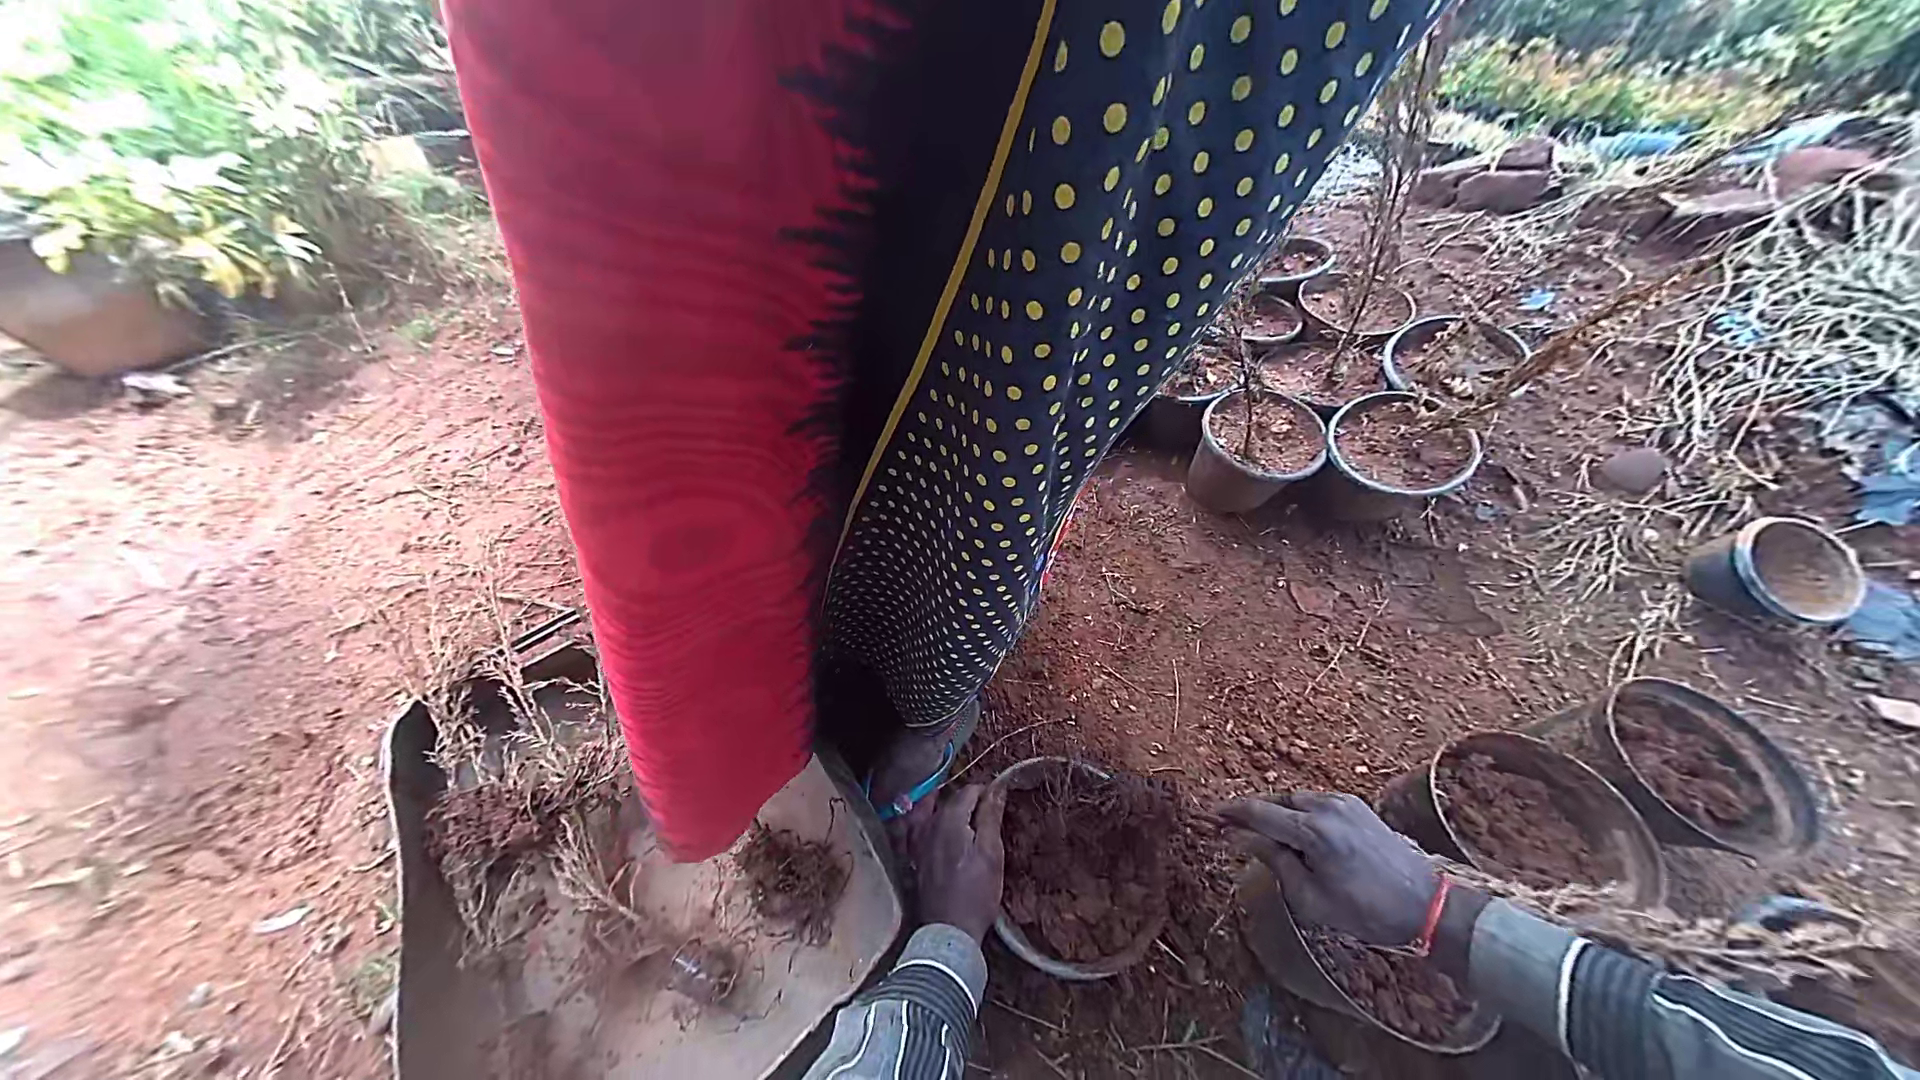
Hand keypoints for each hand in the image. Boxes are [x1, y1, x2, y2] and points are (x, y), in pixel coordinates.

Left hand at [907, 783, 1006, 941]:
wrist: (949, 932)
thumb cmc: (976, 894)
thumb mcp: (992, 853)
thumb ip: (991, 816)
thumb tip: (996, 787)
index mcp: (949, 819)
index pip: (968, 791)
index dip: (986, 792)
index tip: (998, 802)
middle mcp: (929, 824)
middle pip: (951, 799)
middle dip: (970, 801)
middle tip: (988, 813)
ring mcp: (918, 840)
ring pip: (934, 811)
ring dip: (950, 808)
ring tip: (967, 818)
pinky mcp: (914, 855)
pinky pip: (920, 827)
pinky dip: (930, 820)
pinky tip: (942, 828)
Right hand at [1218, 792, 1437, 946]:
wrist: (1433, 908)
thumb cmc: (1368, 911)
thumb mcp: (1312, 897)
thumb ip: (1273, 860)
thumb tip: (1239, 836)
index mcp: (1312, 831)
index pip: (1258, 812)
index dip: (1230, 813)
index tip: (1211, 815)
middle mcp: (1325, 806)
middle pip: (1275, 801)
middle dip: (1253, 813)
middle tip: (1235, 828)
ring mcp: (1344, 802)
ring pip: (1295, 800)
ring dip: (1278, 813)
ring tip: (1269, 834)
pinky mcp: (1357, 805)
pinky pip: (1316, 802)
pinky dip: (1300, 813)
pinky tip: (1300, 832)